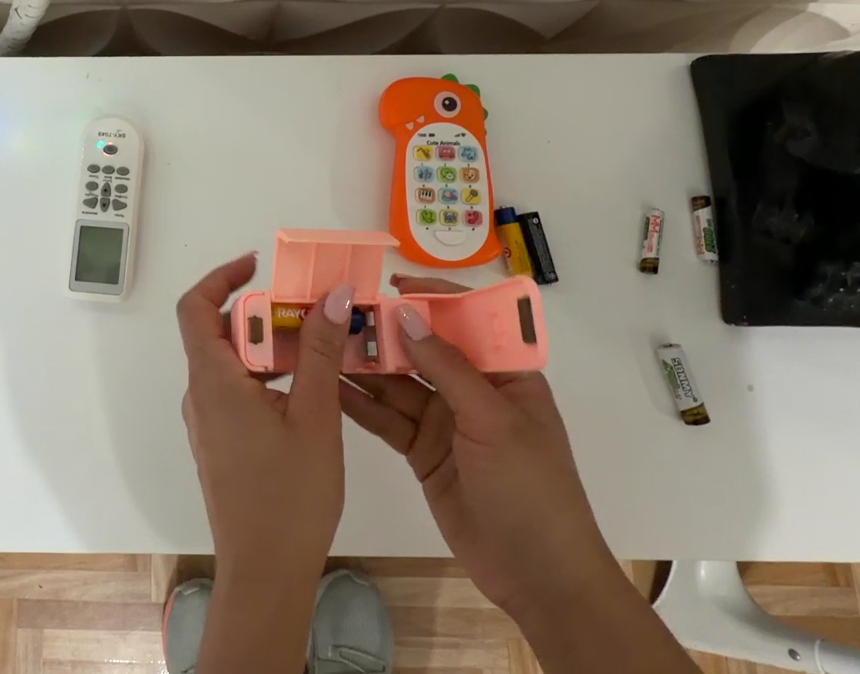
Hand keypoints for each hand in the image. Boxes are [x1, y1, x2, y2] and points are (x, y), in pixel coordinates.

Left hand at [175, 252, 354, 583]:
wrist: (265, 573)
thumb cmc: (290, 494)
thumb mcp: (314, 415)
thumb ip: (319, 350)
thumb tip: (330, 295)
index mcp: (212, 380)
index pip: (194, 307)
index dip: (220, 277)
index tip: (256, 264)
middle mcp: (200, 395)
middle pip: (217, 332)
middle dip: (260, 312)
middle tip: (307, 309)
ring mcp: (207, 422)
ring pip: (230, 364)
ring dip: (267, 346)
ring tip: (316, 345)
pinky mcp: (219, 443)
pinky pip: (235, 391)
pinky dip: (265, 376)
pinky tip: (306, 389)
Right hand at [337, 274, 621, 622]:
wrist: (537, 575)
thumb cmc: (531, 488)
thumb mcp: (493, 421)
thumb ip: (447, 367)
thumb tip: (406, 315)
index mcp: (505, 373)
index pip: (468, 320)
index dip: (432, 298)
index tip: (390, 285)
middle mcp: (472, 389)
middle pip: (424, 349)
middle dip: (386, 331)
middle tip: (339, 313)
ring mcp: (445, 420)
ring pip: (398, 382)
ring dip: (365, 365)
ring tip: (322, 344)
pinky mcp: (421, 449)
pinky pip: (387, 417)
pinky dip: (360, 404)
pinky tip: (328, 387)